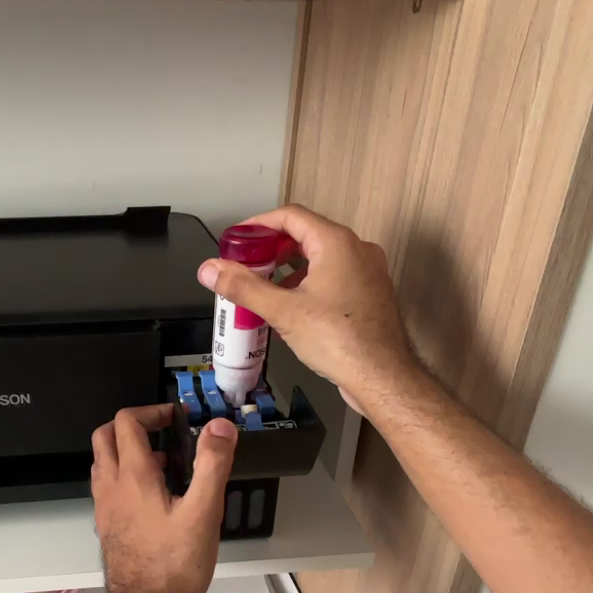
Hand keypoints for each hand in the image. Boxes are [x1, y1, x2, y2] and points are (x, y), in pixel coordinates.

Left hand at [90, 405, 238, 592]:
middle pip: (105, 436)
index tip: (177, 420)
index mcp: (132, 476)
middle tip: (165, 436)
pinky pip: (108, 488)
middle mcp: (110, 487)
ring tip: (163, 466)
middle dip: (133, 426)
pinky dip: (124, 477)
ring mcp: (105, 508)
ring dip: (127, 452)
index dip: (151, 412)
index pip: (126, 422)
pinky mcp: (107, 527)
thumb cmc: (176, 564)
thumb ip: (211, 465)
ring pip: (103, 462)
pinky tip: (153, 498)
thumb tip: (219, 426)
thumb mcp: (203, 512)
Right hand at [197, 204, 419, 410]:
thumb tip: (211, 270)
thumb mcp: (282, 312)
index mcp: (336, 243)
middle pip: (305, 236)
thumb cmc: (341, 341)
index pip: (290, 216)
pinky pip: (334, 277)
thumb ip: (243, 287)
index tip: (237, 240)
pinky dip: (308, 284)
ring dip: (289, 270)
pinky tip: (292, 310)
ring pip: (320, 259)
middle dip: (271, 250)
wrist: (382, 376)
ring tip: (264, 291)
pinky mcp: (369, 294)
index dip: (258, 225)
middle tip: (246, 266)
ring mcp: (367, 272)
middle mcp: (356, 250)